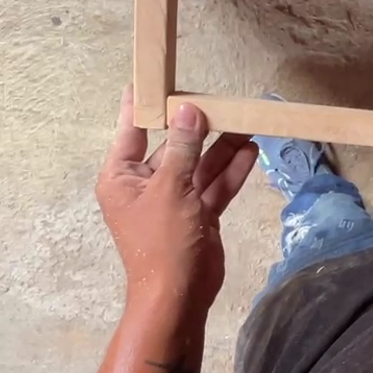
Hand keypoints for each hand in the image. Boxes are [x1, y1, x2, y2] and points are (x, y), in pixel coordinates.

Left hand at [97, 90, 256, 314]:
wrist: (179, 295)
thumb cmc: (162, 242)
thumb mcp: (170, 189)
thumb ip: (182, 148)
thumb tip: (188, 110)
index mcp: (122, 176)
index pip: (132, 129)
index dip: (146, 104)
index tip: (157, 77)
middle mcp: (146, 184)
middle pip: (173, 146)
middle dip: (198, 126)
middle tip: (220, 98)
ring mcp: (175, 200)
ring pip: (200, 165)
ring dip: (222, 147)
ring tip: (246, 120)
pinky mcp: (199, 214)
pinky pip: (215, 186)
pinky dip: (232, 171)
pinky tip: (251, 150)